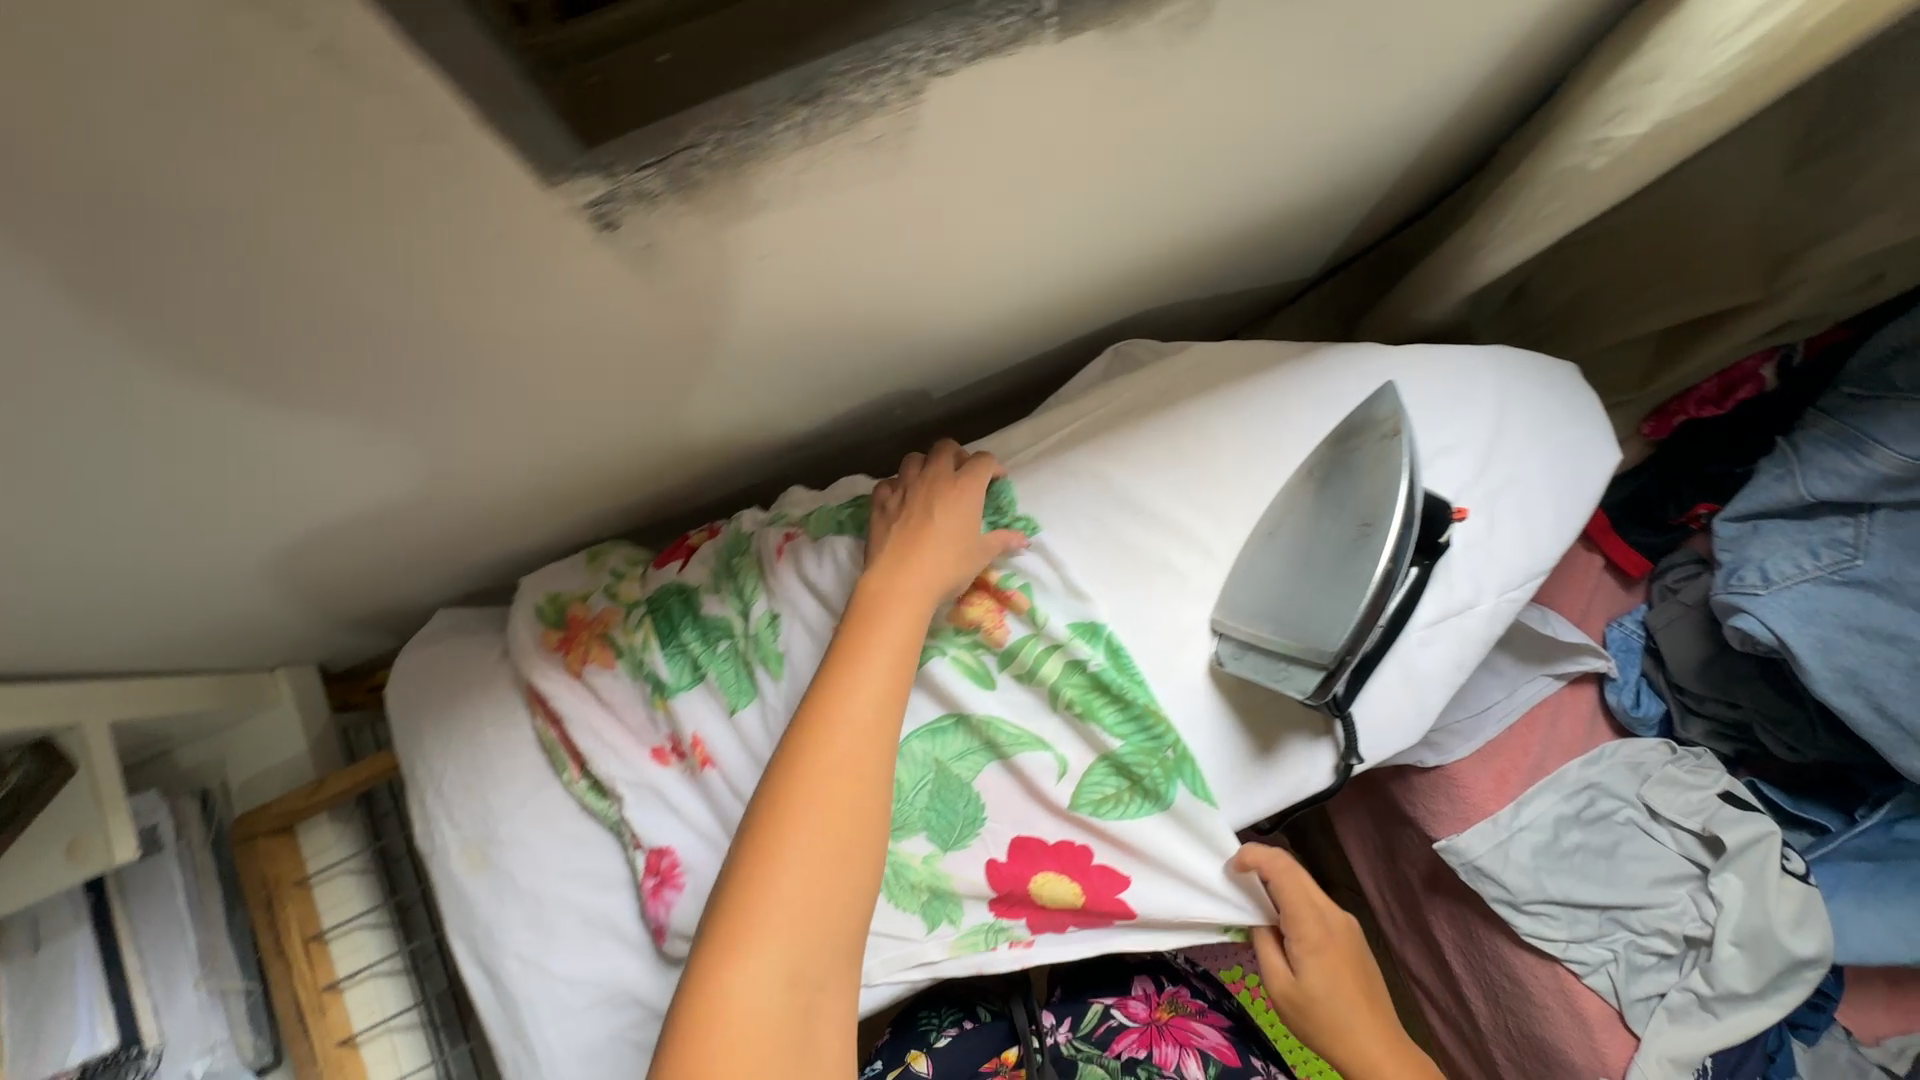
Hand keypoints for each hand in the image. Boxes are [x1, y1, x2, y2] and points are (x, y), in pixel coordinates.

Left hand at [863, 439, 1028, 608]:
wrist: (900, 582)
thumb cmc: (948, 567)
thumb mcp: (981, 555)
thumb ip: (1002, 541)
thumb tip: (1024, 539)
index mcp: (965, 487)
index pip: (983, 460)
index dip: (992, 467)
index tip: (995, 480)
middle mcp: (934, 477)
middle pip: (946, 447)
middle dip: (957, 455)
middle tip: (961, 475)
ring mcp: (904, 486)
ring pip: (914, 458)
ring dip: (925, 465)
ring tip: (929, 483)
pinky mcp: (881, 501)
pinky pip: (889, 482)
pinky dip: (896, 486)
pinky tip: (901, 500)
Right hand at [1232, 844, 1443, 1079]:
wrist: (1378, 1049)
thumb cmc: (1323, 1022)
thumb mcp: (1278, 986)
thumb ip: (1262, 941)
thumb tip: (1257, 916)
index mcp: (1312, 923)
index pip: (1281, 866)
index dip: (1252, 856)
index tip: (1230, 869)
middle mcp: (1332, 912)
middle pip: (1293, 868)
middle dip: (1261, 864)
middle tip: (1236, 882)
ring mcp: (1346, 921)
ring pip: (1305, 884)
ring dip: (1277, 884)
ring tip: (1257, 908)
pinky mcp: (1352, 932)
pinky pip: (1316, 902)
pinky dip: (1293, 900)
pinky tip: (1285, 928)